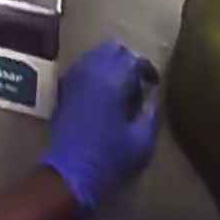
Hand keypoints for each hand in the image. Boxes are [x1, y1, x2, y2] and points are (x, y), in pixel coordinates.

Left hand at [39, 42, 161, 211]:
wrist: (71, 172)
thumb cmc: (110, 158)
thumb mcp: (142, 141)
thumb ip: (151, 112)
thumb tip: (153, 94)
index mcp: (114, 79)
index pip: (134, 57)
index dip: (147, 67)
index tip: (154, 82)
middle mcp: (93, 68)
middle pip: (114, 48)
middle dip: (129, 60)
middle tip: (138, 81)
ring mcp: (76, 74)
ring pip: (97, 53)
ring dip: (111, 62)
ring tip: (122, 86)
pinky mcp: (66, 84)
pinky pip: (85, 64)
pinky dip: (97, 69)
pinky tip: (103, 91)